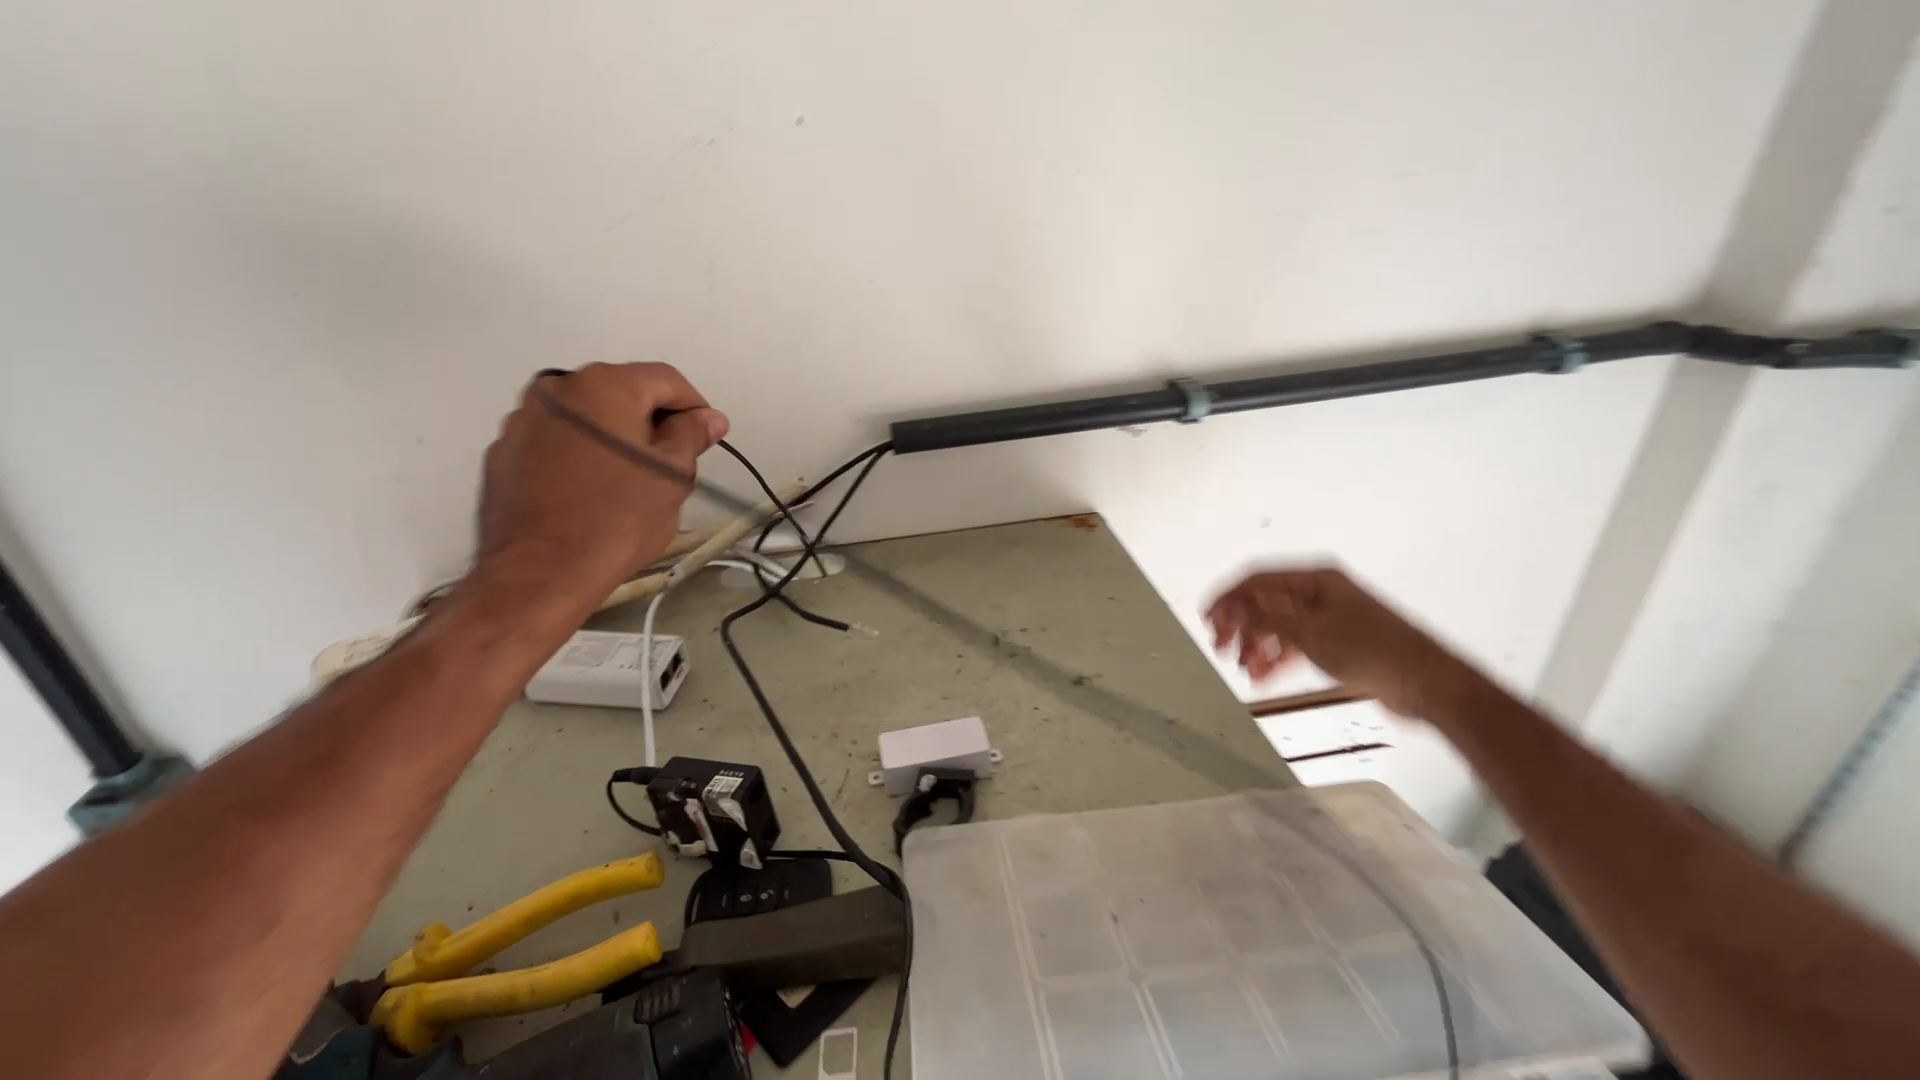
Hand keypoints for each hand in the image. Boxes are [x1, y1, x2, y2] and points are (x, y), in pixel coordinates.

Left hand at [468, 363, 728, 603]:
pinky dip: (579, 454)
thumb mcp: (671, 476)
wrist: (539, 572)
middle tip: (671, 463)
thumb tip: (708, 418)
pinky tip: (590, 491)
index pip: (666, 380)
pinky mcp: (504, 452)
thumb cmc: (617, 520)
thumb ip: (691, 436)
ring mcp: (523, 419)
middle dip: (652, 422)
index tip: (706, 439)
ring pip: (586, 417)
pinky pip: (556, 441)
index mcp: (604, 385)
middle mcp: (558, 388)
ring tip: (629, 481)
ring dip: (613, 437)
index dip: (695, 407)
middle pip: (622, 392)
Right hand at [1205, 566, 1479, 717]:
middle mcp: (1320, 595)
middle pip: (1265, 604)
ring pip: (1277, 627)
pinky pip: (1293, 646)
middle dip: (1240, 625)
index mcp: (1315, 580)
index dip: (1228, 598)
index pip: (1257, 581)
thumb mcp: (1309, 633)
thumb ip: (1265, 618)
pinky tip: (1263, 675)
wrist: (1425, 683)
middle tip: (1221, 646)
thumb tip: (1233, 606)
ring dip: (1256, 646)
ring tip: (1242, 666)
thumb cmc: (1380, 652)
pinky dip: (1275, 659)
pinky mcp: (1335, 644)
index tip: (1208, 617)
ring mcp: (1328, 619)